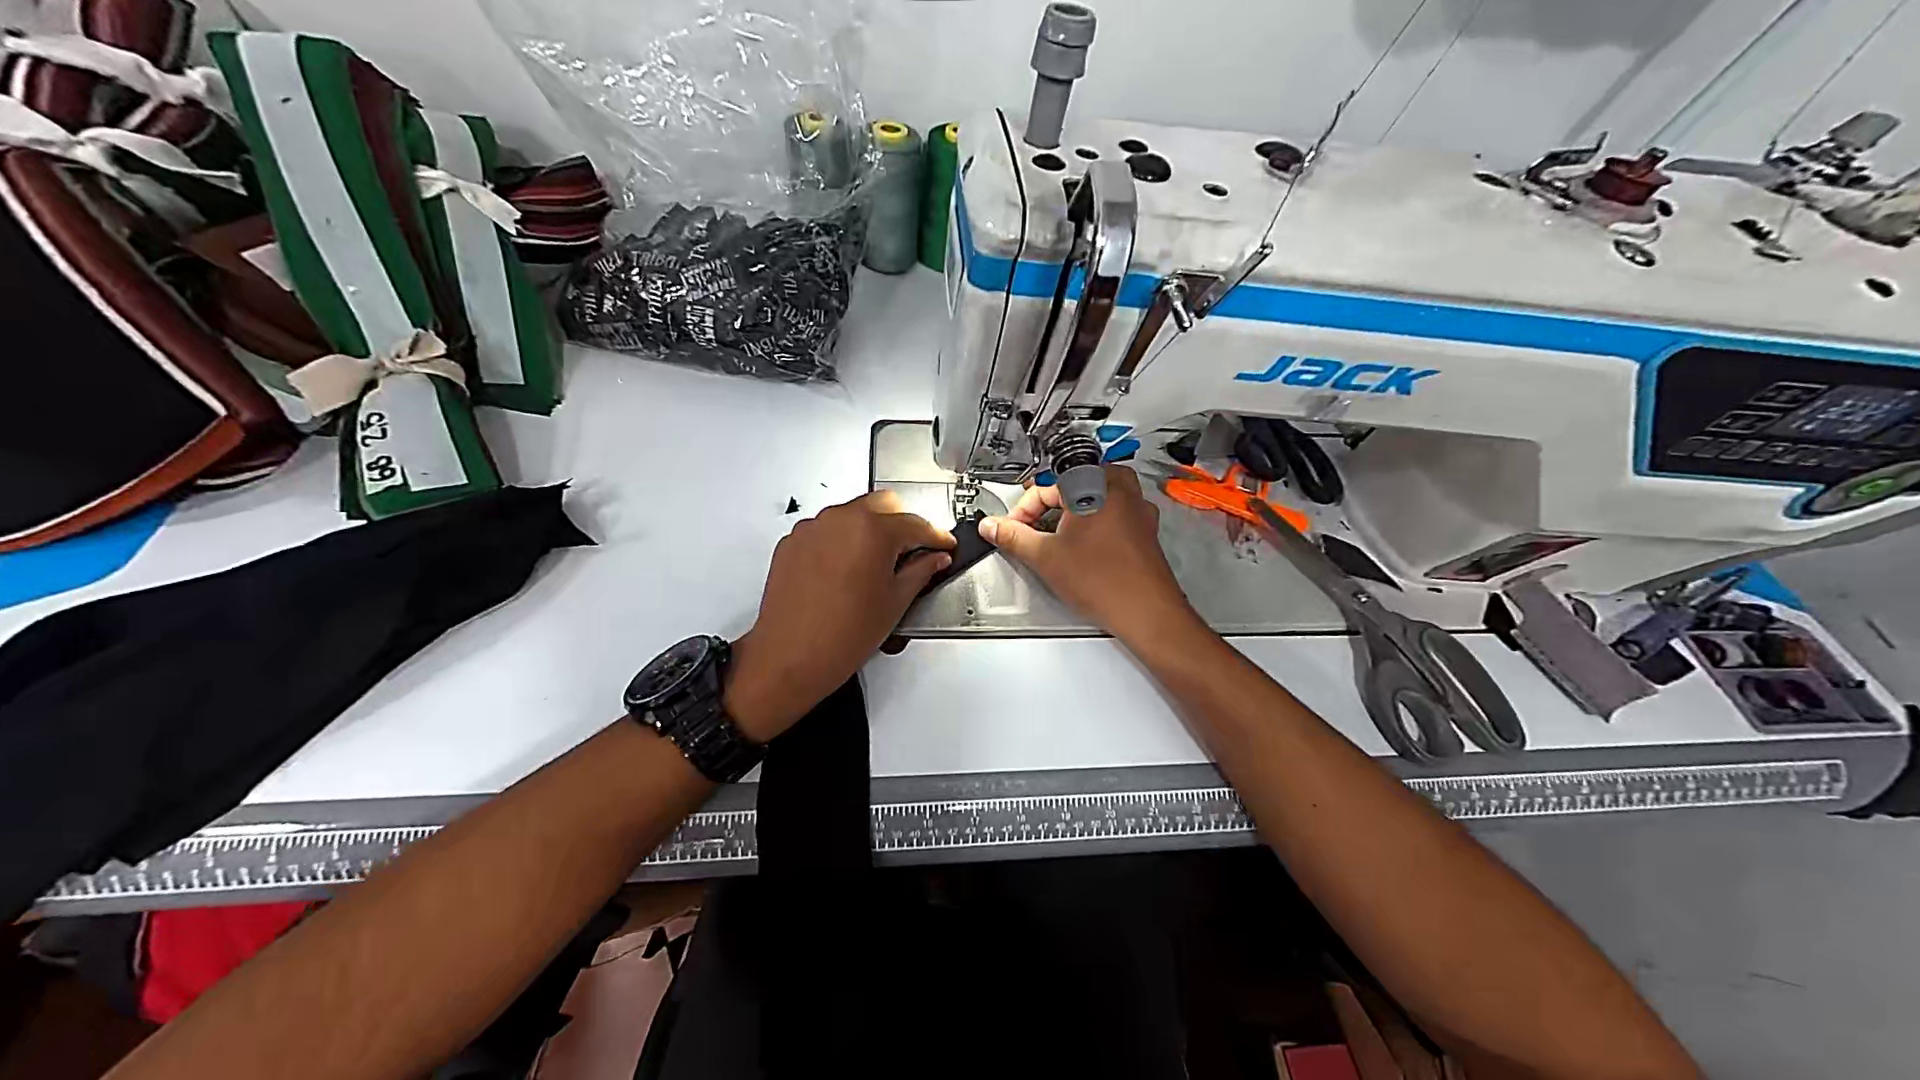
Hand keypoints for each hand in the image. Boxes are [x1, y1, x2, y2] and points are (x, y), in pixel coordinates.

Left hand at [724, 491, 954, 742]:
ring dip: (870, 530)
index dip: (936, 536)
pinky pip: (825, 530)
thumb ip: (921, 572)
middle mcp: (840, 521)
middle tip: (914, 551)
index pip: (916, 524)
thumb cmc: (836, 637)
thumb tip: (932, 559)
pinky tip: (848, 572)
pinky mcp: (793, 542)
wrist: (790, 657)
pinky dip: (841, 542)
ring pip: (852, 514)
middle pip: (884, 505)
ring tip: (878, 566)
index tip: (942, 544)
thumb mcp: (895, 602)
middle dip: (903, 525)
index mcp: (872, 531)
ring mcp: (813, 529)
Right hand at [978, 465, 1193, 641]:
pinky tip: (1083, 548)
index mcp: (1095, 486)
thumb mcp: (1045, 557)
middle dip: (1050, 504)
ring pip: (1097, 496)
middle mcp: (1121, 491)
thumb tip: (994, 526)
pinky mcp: (1145, 530)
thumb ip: (1014, 537)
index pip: (1048, 485)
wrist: (1145, 612)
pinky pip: (1114, 513)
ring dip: (1073, 511)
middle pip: (1075, 483)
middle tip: (1035, 524)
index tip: (1015, 526)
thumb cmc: (1107, 583)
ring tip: (1057, 536)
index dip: (1025, 507)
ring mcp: (1138, 510)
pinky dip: (1095, 523)